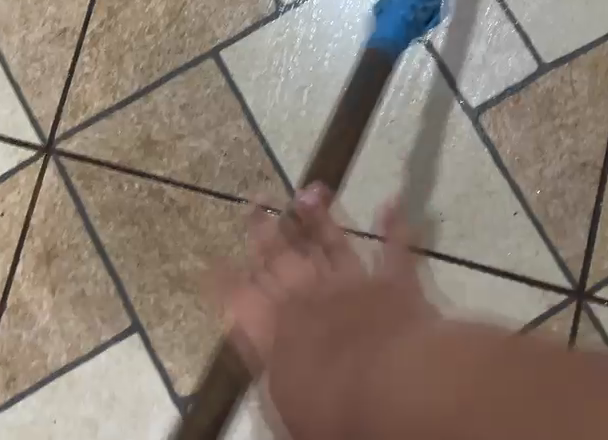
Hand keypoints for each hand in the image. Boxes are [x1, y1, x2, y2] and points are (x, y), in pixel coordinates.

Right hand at [215, 187, 438, 439]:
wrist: (393, 390)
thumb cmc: (335, 416)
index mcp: (278, 330)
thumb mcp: (286, 412)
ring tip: (309, 191)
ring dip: (320, 217)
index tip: (212, 259)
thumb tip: (261, 359)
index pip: (241, 297)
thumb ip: (271, 375)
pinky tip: (392, 203)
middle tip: (256, 202)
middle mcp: (310, 297)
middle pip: (282, 257)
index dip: (224, 278)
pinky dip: (394, 226)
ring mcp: (352, 285)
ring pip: (332, 243)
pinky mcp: (394, 284)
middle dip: (266, 229)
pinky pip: (395, 250)